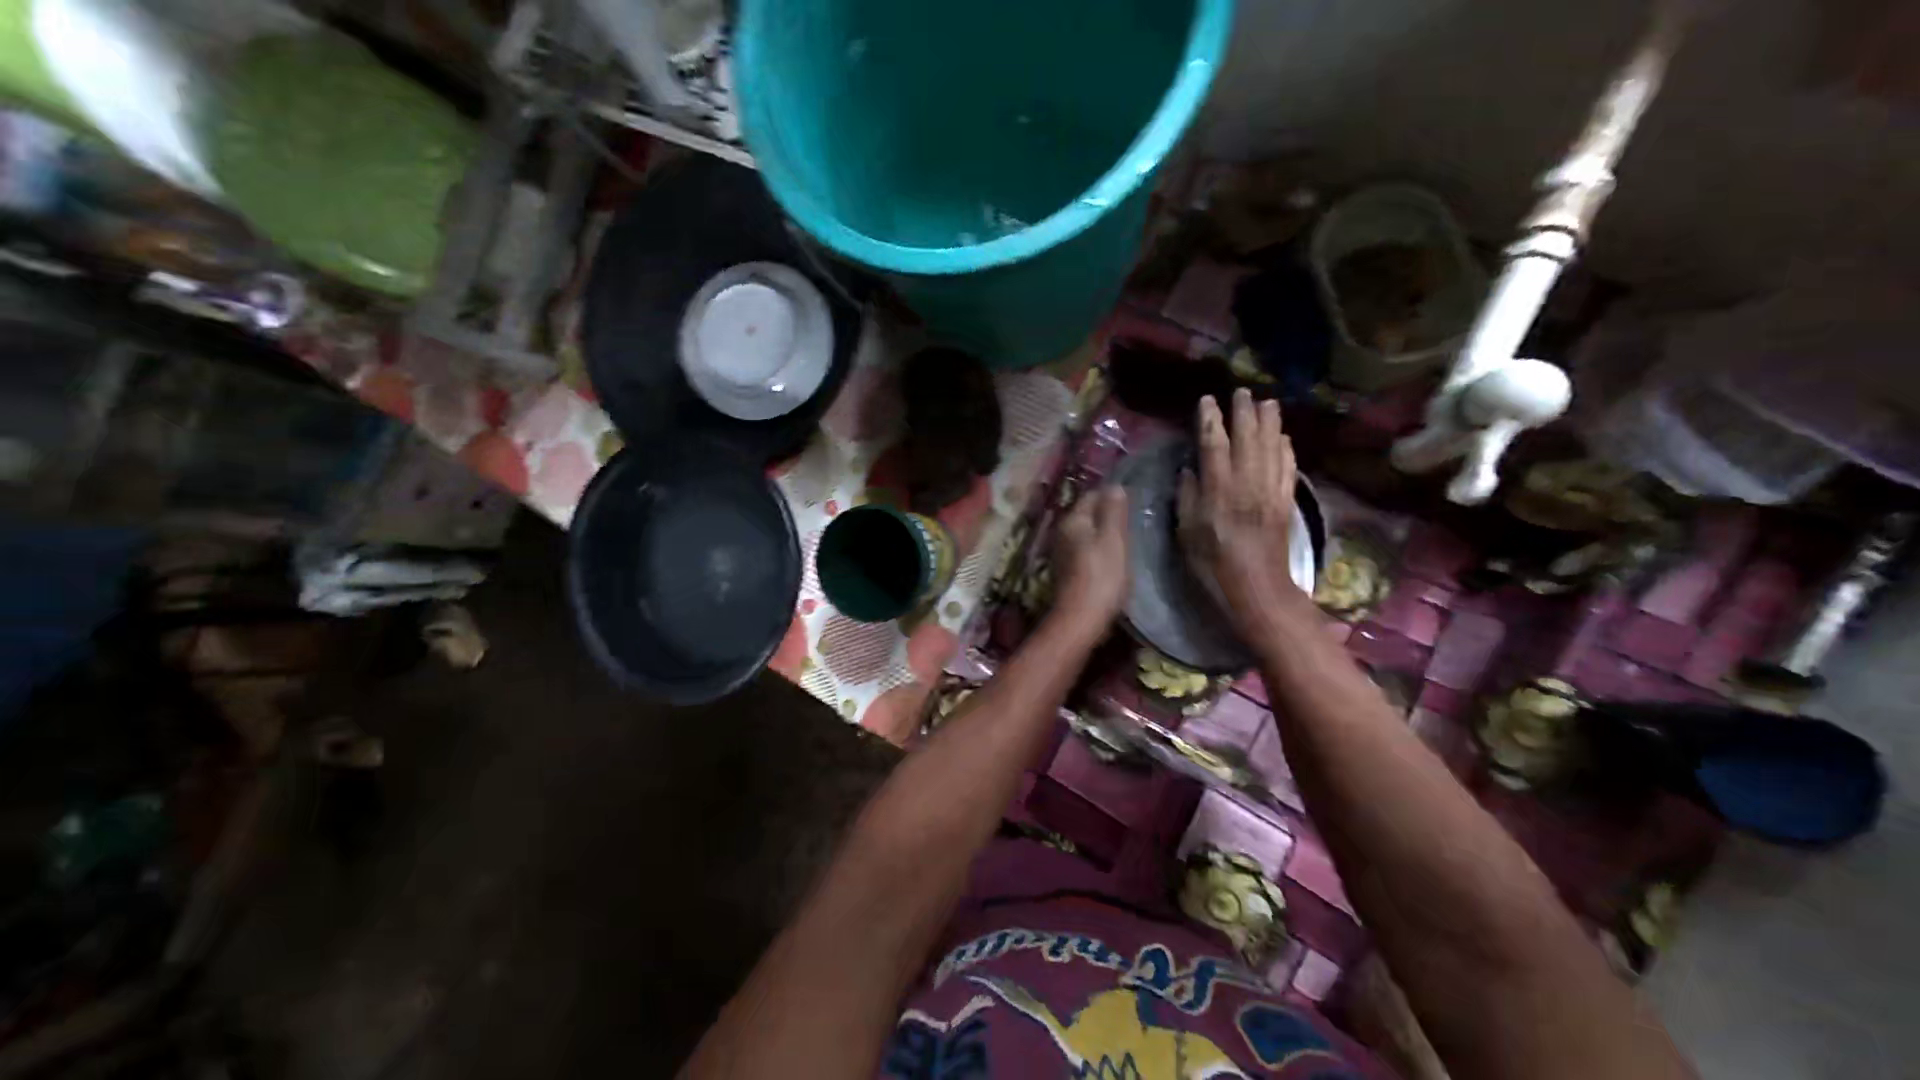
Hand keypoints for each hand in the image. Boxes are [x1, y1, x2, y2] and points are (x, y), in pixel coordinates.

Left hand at [1052, 485, 1129, 633]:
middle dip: (1107, 513)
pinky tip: (1112, 558)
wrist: (1080, 619)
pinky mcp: (1066, 571)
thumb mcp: (1113, 539)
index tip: (1133, 501)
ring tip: (1126, 537)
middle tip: (1133, 518)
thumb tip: (1114, 486)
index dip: (1112, 495)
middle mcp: (1061, 532)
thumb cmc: (1101, 575)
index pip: (1092, 495)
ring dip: (1102, 533)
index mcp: (1072, 520)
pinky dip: (1097, 550)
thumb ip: (1113, 511)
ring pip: (1085, 533)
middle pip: (1087, 514)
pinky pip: (1084, 550)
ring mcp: (1061, 552)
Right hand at [1179, 388, 1299, 629]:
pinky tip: (1283, 439)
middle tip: (1242, 392)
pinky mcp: (1285, 502)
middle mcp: (1247, 482)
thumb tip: (1189, 470)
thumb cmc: (1212, 564)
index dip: (1210, 419)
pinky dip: (1286, 450)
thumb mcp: (1187, 532)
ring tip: (1267, 403)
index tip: (1207, 401)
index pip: (1214, 443)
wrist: (1256, 588)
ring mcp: (1270, 490)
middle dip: (1244, 412)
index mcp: (1218, 488)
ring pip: (1272, 447)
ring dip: (1270, 423)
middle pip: (1248, 437)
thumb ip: (1187, 497)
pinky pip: (1288, 467)